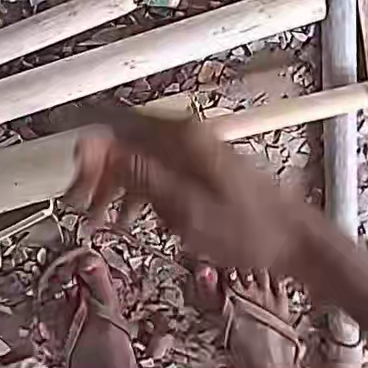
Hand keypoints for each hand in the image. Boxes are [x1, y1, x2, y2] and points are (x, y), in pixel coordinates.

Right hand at [66, 113, 332, 275]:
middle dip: (97, 171)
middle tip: (79, 202)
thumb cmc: (248, 229)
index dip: (87, 146)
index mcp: (180, 137)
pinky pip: (156, 169)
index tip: (69, 173)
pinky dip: (138, 191)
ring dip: (115, 184)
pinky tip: (133, 217)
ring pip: (137, 157)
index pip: (116, 124)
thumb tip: (96, 148)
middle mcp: (184, 135)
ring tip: (100, 216)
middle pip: (123, 141)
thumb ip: (137, 175)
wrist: (298, 243)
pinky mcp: (199, 165)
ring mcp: (193, 149)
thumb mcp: (185, 209)